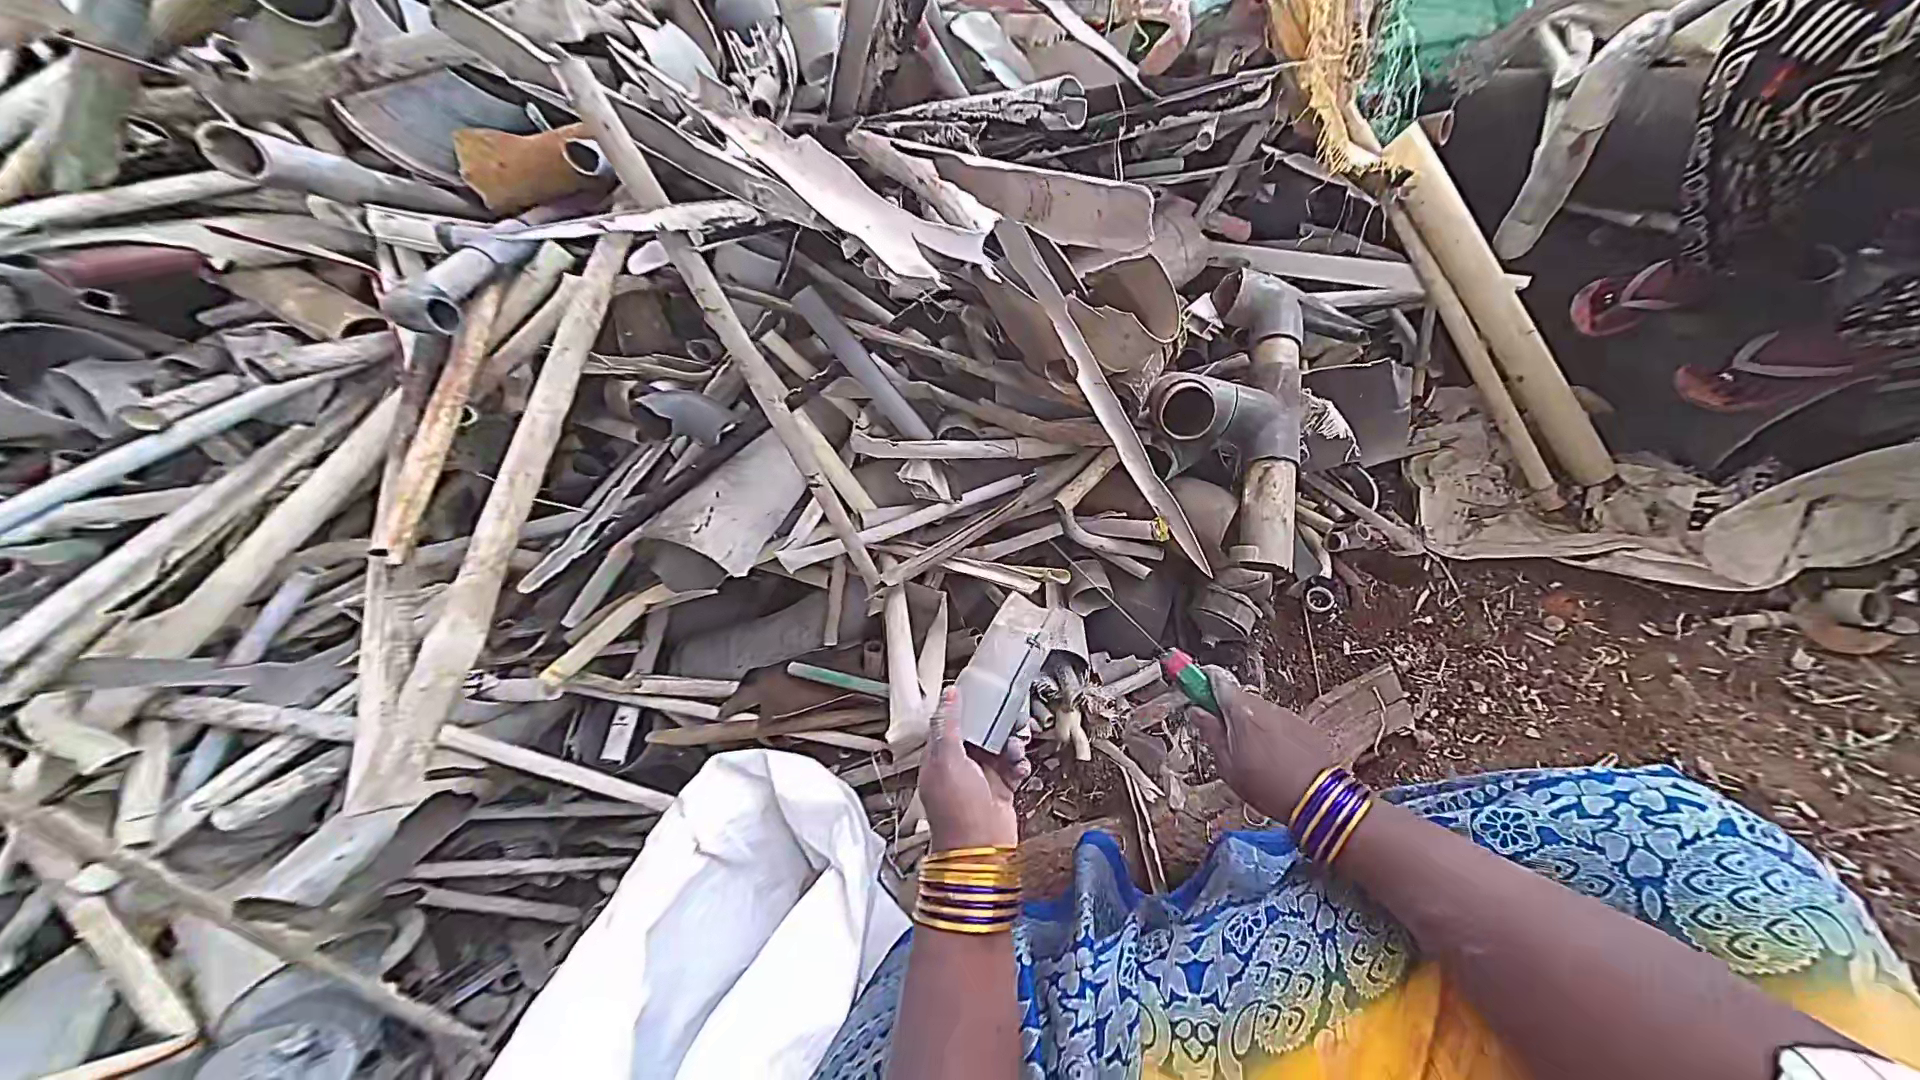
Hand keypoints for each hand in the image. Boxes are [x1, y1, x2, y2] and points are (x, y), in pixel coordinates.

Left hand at [920, 686, 1030, 849]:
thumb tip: (948, 695)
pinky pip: (1013, 766)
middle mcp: (960, 765)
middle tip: (1012, 721)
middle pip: (980, 733)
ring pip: (1000, 747)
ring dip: (1012, 745)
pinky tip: (1020, 768)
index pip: (951, 723)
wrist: (981, 849)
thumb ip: (949, 726)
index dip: (967, 709)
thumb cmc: (957, 810)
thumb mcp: (948, 760)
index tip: (983, 695)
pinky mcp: (1000, 788)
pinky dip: (1019, 764)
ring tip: (1016, 749)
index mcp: (940, 757)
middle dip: (997, 725)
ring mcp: (981, 777)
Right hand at [1187, 665, 1335, 822]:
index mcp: (1240, 710)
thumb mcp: (1227, 764)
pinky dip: (1272, 735)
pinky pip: (1279, 724)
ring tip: (1251, 756)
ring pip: (1258, 712)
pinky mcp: (1304, 727)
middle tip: (1221, 736)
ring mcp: (1287, 715)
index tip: (1192, 687)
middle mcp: (1264, 706)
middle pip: (1237, 697)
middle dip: (1226, 712)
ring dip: (1250, 725)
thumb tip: (1197, 713)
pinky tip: (1273, 759)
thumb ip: (1210, 732)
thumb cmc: (1269, 787)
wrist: (1319, 801)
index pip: (1215, 679)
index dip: (1200, 681)